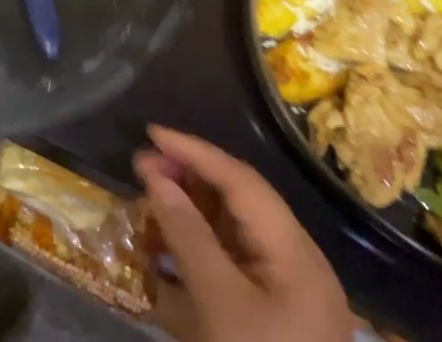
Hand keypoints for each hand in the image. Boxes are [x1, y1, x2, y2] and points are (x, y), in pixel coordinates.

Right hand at [134, 126, 355, 341]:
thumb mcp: (218, 300)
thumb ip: (188, 234)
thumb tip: (156, 177)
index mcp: (296, 254)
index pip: (243, 182)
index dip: (196, 152)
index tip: (150, 132)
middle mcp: (299, 261)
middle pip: (244, 200)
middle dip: (191, 174)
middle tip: (142, 163)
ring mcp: (291, 287)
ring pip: (239, 225)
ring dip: (194, 203)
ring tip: (151, 190)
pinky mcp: (277, 308)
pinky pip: (238, 255)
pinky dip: (203, 237)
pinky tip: (173, 236)